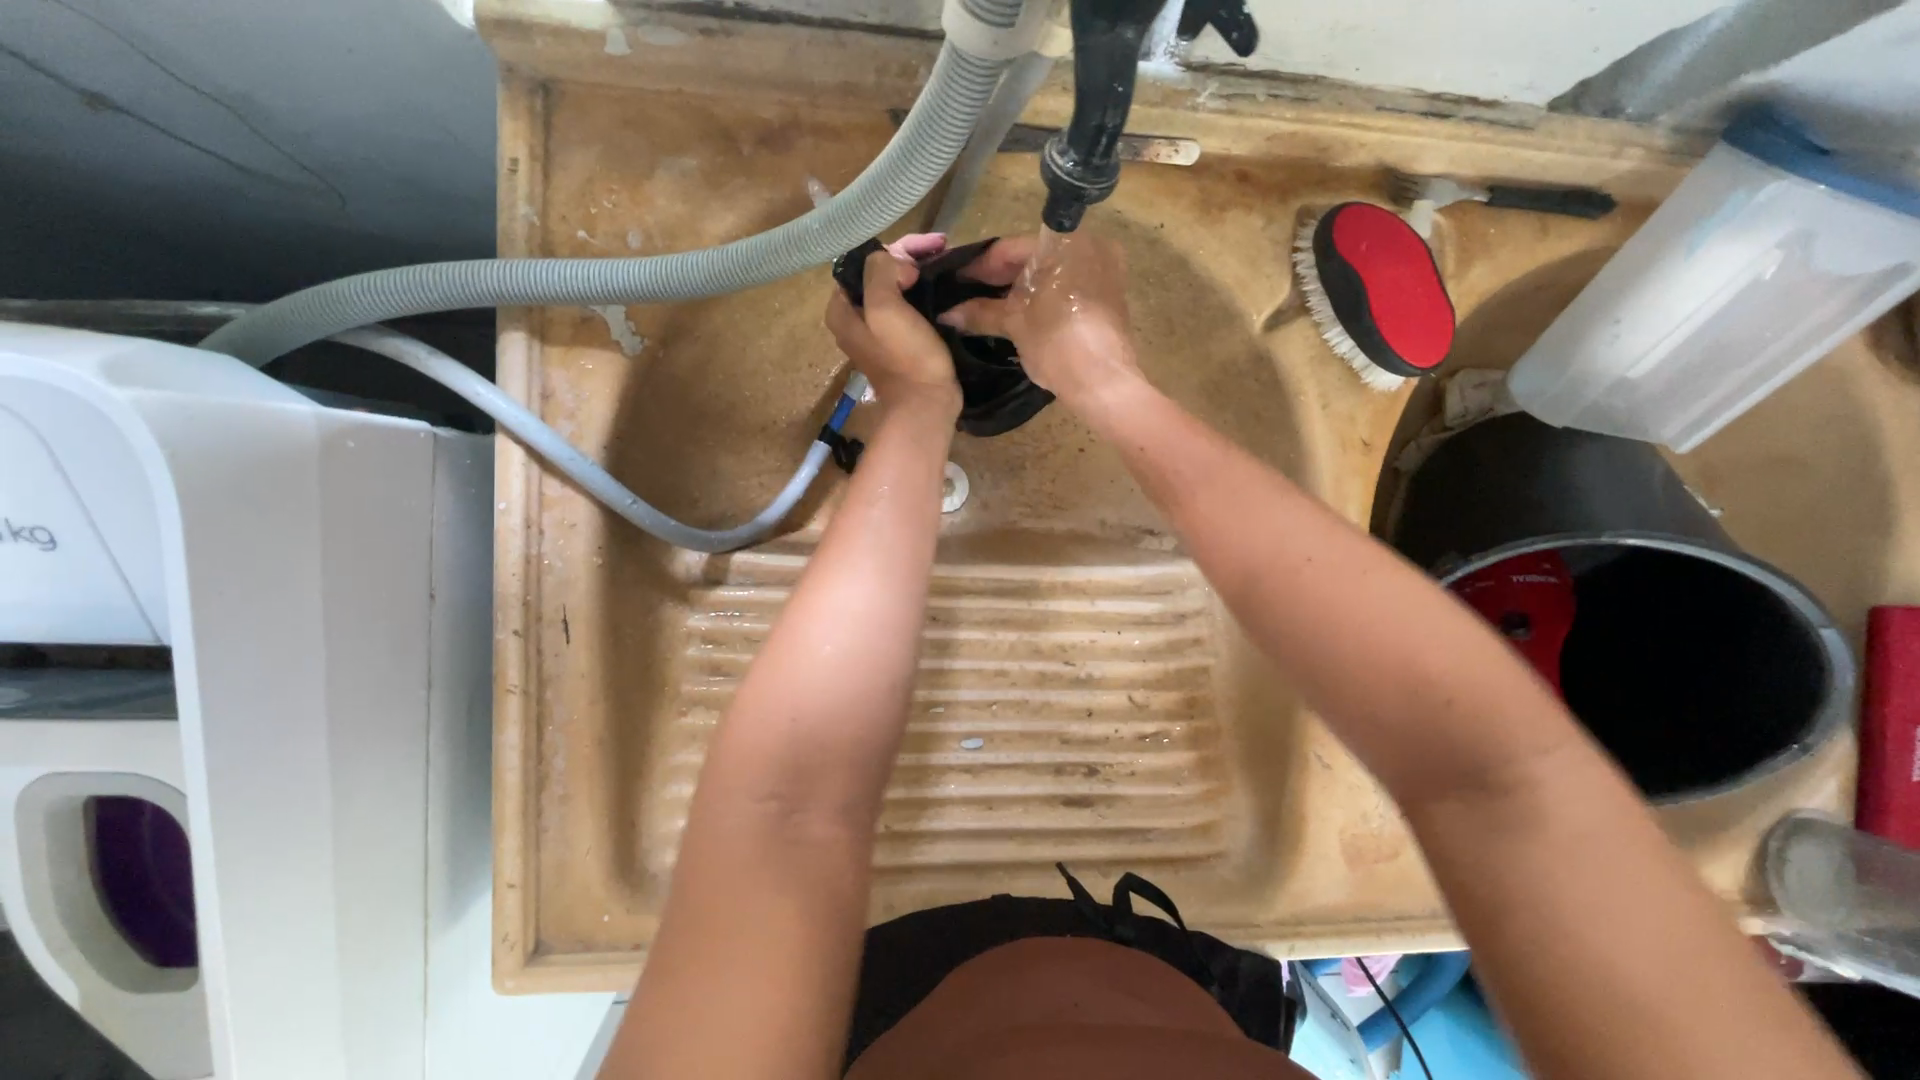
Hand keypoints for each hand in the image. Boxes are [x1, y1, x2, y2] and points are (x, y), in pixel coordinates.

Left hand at [824, 233, 960, 414]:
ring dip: (918, 273)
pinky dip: (923, 293)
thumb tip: (898, 265)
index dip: (894, 250)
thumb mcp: (884, 307)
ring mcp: (877, 332)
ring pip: (896, 288)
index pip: (863, 262)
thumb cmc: (904, 357)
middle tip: (940, 249)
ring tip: (945, 260)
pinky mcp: (900, 342)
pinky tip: (942, 286)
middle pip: (880, 273)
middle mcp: (854, 318)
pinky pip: (908, 306)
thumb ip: (880, 271)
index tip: (922, 252)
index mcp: (841, 309)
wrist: (926, 404)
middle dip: (908, 259)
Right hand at [936, 231, 1143, 409]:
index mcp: (1064, 241)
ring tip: (989, 307)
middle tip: (967, 295)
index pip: (1009, 248)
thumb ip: (980, 312)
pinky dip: (1045, 296)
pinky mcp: (1110, 294)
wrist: (1104, 382)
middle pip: (1032, 257)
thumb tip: (947, 314)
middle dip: (999, 278)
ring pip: (1051, 272)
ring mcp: (1104, 269)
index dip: (978, 267)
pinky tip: (1022, 313)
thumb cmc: (1056, 343)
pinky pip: (1068, 286)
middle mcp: (1089, 244)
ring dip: (1021, 288)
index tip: (954, 281)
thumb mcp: (1014, 324)